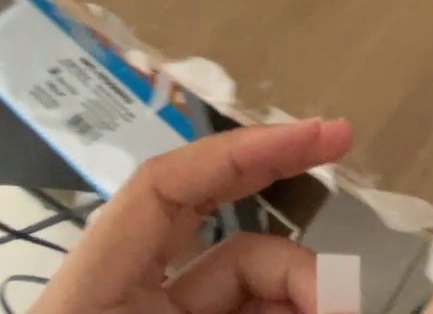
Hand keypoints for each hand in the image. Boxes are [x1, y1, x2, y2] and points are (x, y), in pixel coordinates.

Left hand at [32, 118, 353, 313]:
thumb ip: (257, 307)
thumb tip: (341, 288)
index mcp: (90, 290)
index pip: (166, 183)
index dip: (242, 149)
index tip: (317, 136)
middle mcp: (122, 287)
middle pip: (207, 197)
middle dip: (278, 168)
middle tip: (343, 137)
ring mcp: (153, 312)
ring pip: (241, 265)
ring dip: (299, 280)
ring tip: (339, 300)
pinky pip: (243, 306)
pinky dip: (284, 306)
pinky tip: (317, 308)